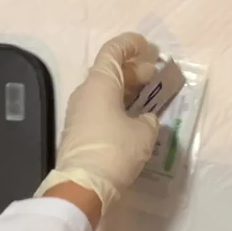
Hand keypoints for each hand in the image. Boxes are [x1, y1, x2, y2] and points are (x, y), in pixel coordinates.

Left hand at [36, 32, 162, 215]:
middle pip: (109, 71)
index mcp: (100, 83)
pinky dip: (116, 107)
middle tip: (153, 76)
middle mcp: (85, 92)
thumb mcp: (144, 134)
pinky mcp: (78, 132)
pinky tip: (131, 119)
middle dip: (133, 71)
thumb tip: (145, 119)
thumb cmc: (115, 151)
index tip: (148, 48)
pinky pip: (100, 109)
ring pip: (104, 92)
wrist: (83, 185)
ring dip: (125, 91)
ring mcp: (78, 112)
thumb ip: (149, 120)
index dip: (132, 45)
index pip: (114, 51)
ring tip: (145, 98)